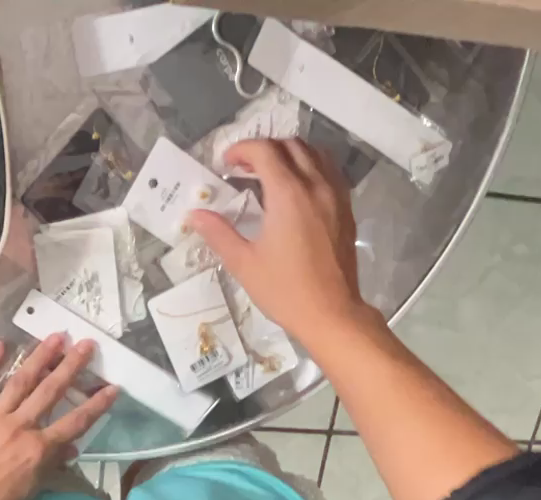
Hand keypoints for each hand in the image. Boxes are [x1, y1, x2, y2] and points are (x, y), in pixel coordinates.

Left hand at [0, 335, 116, 499]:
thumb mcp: (31, 490)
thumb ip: (51, 465)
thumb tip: (70, 448)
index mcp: (38, 448)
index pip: (75, 423)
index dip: (96, 405)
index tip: (112, 387)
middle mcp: (20, 426)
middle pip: (51, 392)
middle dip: (71, 367)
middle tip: (86, 345)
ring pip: (21, 381)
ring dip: (40, 357)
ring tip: (56, 337)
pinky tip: (1, 344)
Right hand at [187, 138, 377, 345]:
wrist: (330, 313)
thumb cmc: (285, 291)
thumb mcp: (245, 264)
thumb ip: (219, 233)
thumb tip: (194, 215)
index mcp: (287, 195)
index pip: (265, 151)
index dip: (242, 149)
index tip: (226, 162)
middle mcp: (315, 185)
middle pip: (290, 146)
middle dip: (265, 148)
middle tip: (245, 168)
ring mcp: (335, 195)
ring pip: (314, 153)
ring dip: (289, 154)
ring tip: (271, 173)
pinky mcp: (346, 208)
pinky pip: (329, 171)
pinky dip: (310, 166)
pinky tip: (298, 187)